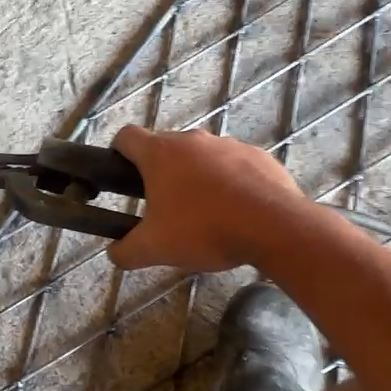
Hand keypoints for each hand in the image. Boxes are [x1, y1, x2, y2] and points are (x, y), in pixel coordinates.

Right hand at [109, 126, 305, 270]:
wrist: (276, 228)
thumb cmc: (204, 230)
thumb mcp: (154, 249)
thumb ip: (126, 251)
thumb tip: (114, 254)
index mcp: (160, 154)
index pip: (126, 137)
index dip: (118, 153)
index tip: (120, 176)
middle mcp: (192, 140)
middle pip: (165, 147)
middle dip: (160, 173)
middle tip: (162, 208)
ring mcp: (229, 145)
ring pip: (201, 156)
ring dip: (196, 177)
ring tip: (204, 214)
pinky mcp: (259, 157)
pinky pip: (235, 165)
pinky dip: (230, 183)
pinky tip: (237, 211)